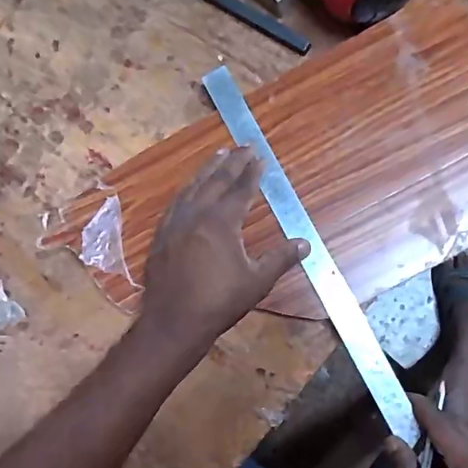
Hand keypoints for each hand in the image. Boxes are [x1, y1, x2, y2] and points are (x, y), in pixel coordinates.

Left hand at [137, 148, 307, 343]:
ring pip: (193, 187)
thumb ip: (280, 259)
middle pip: (216, 181)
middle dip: (232, 162)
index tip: (260, 157)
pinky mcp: (161, 235)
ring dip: (208, 170)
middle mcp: (196, 215)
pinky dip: (188, 189)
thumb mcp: (257, 281)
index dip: (252, 172)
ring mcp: (175, 223)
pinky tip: (190, 189)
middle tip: (243, 146)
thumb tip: (306, 243)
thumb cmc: (219, 302)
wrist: (172, 321)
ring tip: (218, 155)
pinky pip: (177, 202)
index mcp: (221, 222)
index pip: (240, 190)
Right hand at [386, 390, 467, 467]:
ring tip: (420, 430)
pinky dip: (458, 450)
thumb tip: (393, 439)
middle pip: (461, 429)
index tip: (404, 395)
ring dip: (447, 433)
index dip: (423, 409)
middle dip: (435, 418)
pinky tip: (441, 457)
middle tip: (408, 410)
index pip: (445, 427)